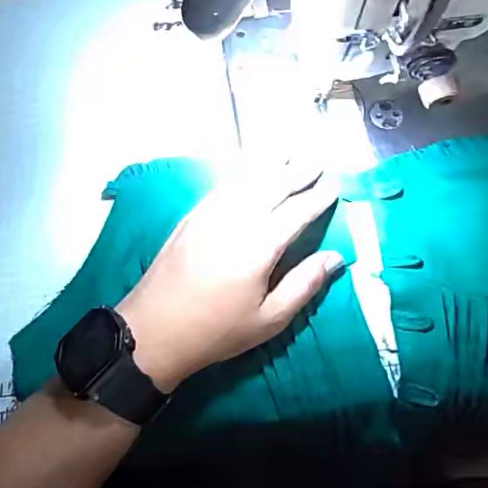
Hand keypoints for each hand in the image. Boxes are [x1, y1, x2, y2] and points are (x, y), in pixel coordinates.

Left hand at [119, 159, 346, 391]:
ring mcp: (210, 214)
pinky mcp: (192, 216)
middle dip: (298, 172)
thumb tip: (335, 257)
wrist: (152, 331)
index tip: (335, 184)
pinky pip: (224, 184)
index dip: (318, 197)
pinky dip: (243, 172)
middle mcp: (235, 221)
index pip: (297, 212)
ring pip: (247, 179)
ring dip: (271, 165)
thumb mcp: (269, 319)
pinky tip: (252, 169)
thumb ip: (304, 284)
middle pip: (272, 185)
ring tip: (290, 156)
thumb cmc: (216, 331)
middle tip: (317, 162)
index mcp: (258, 247)